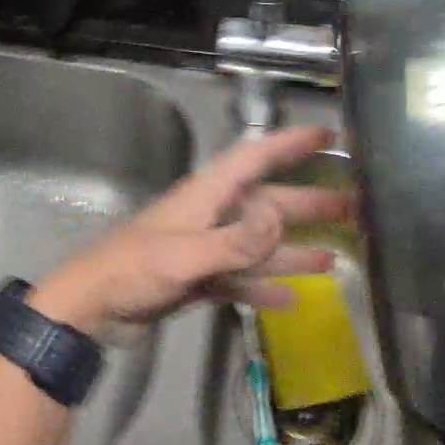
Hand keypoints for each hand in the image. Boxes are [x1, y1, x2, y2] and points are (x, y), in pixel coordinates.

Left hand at [31, 126, 351, 334]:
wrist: (90, 308)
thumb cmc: (134, 270)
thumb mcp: (186, 255)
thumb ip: (235, 241)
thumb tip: (281, 220)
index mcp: (206, 196)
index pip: (254, 158)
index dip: (290, 145)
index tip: (328, 136)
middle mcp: (210, 215)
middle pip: (267, 204)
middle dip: (307, 204)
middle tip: (354, 209)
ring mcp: (204, 249)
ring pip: (258, 245)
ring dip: (293, 249)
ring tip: (335, 257)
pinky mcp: (197, 279)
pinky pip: (241, 279)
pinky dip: (264, 286)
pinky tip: (293, 298)